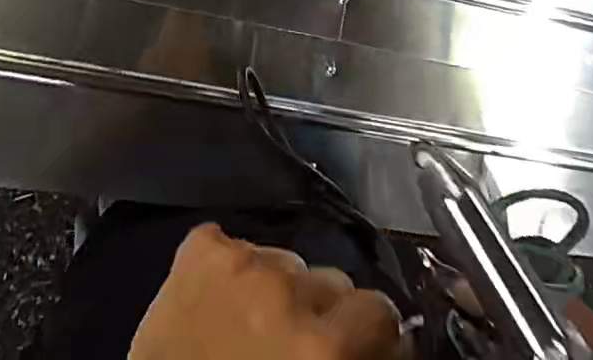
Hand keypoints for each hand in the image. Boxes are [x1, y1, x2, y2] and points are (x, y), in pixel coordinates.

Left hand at [129, 223, 408, 359]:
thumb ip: (350, 357)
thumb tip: (391, 342)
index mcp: (320, 344)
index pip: (377, 309)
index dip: (371, 330)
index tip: (360, 342)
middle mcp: (286, 289)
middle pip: (332, 278)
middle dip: (322, 308)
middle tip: (297, 340)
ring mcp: (240, 260)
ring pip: (286, 259)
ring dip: (278, 286)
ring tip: (251, 322)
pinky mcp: (201, 247)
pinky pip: (233, 242)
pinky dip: (230, 267)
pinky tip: (218, 298)